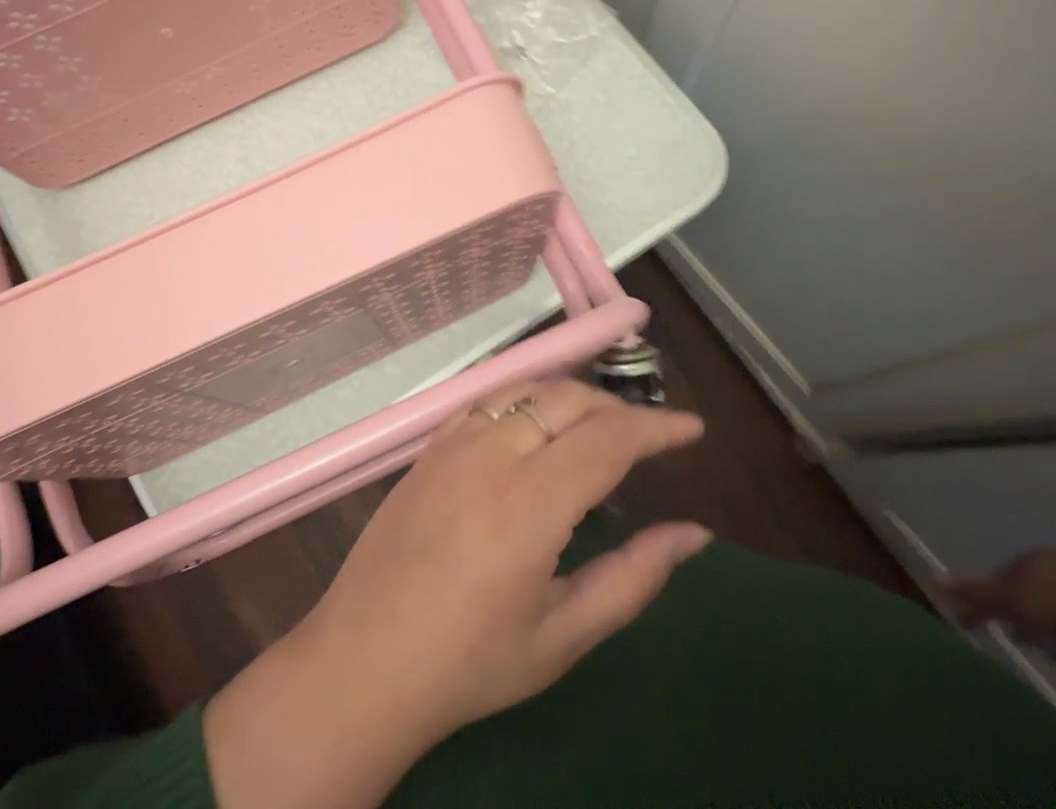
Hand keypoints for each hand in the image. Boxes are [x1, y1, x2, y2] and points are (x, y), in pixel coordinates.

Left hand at [204, 379, 710, 808]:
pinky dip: (523, 402)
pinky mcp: (423, 455)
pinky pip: (483, 404)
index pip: (609, 438)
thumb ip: (633, 577)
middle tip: (650, 437)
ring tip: (600, 426)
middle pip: (567, 400)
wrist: (362, 664)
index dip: (658, 427)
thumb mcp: (563, 635)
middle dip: (619, 408)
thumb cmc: (468, 663)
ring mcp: (448, 449)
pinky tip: (533, 428)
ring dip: (571, 397)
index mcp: (529, 502)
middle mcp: (488, 457)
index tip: (693, 430)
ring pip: (523, 392)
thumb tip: (692, 534)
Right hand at [947, 549, 1055, 656]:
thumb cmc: (1050, 609)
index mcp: (1030, 557)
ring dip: (1048, 619)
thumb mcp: (1005, 603)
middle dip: (1022, 608)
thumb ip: (972, 593)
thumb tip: (931, 576)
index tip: (991, 624)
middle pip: (1030, 587)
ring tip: (1048, 646)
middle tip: (1018, 635)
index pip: (1002, 574)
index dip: (992, 598)